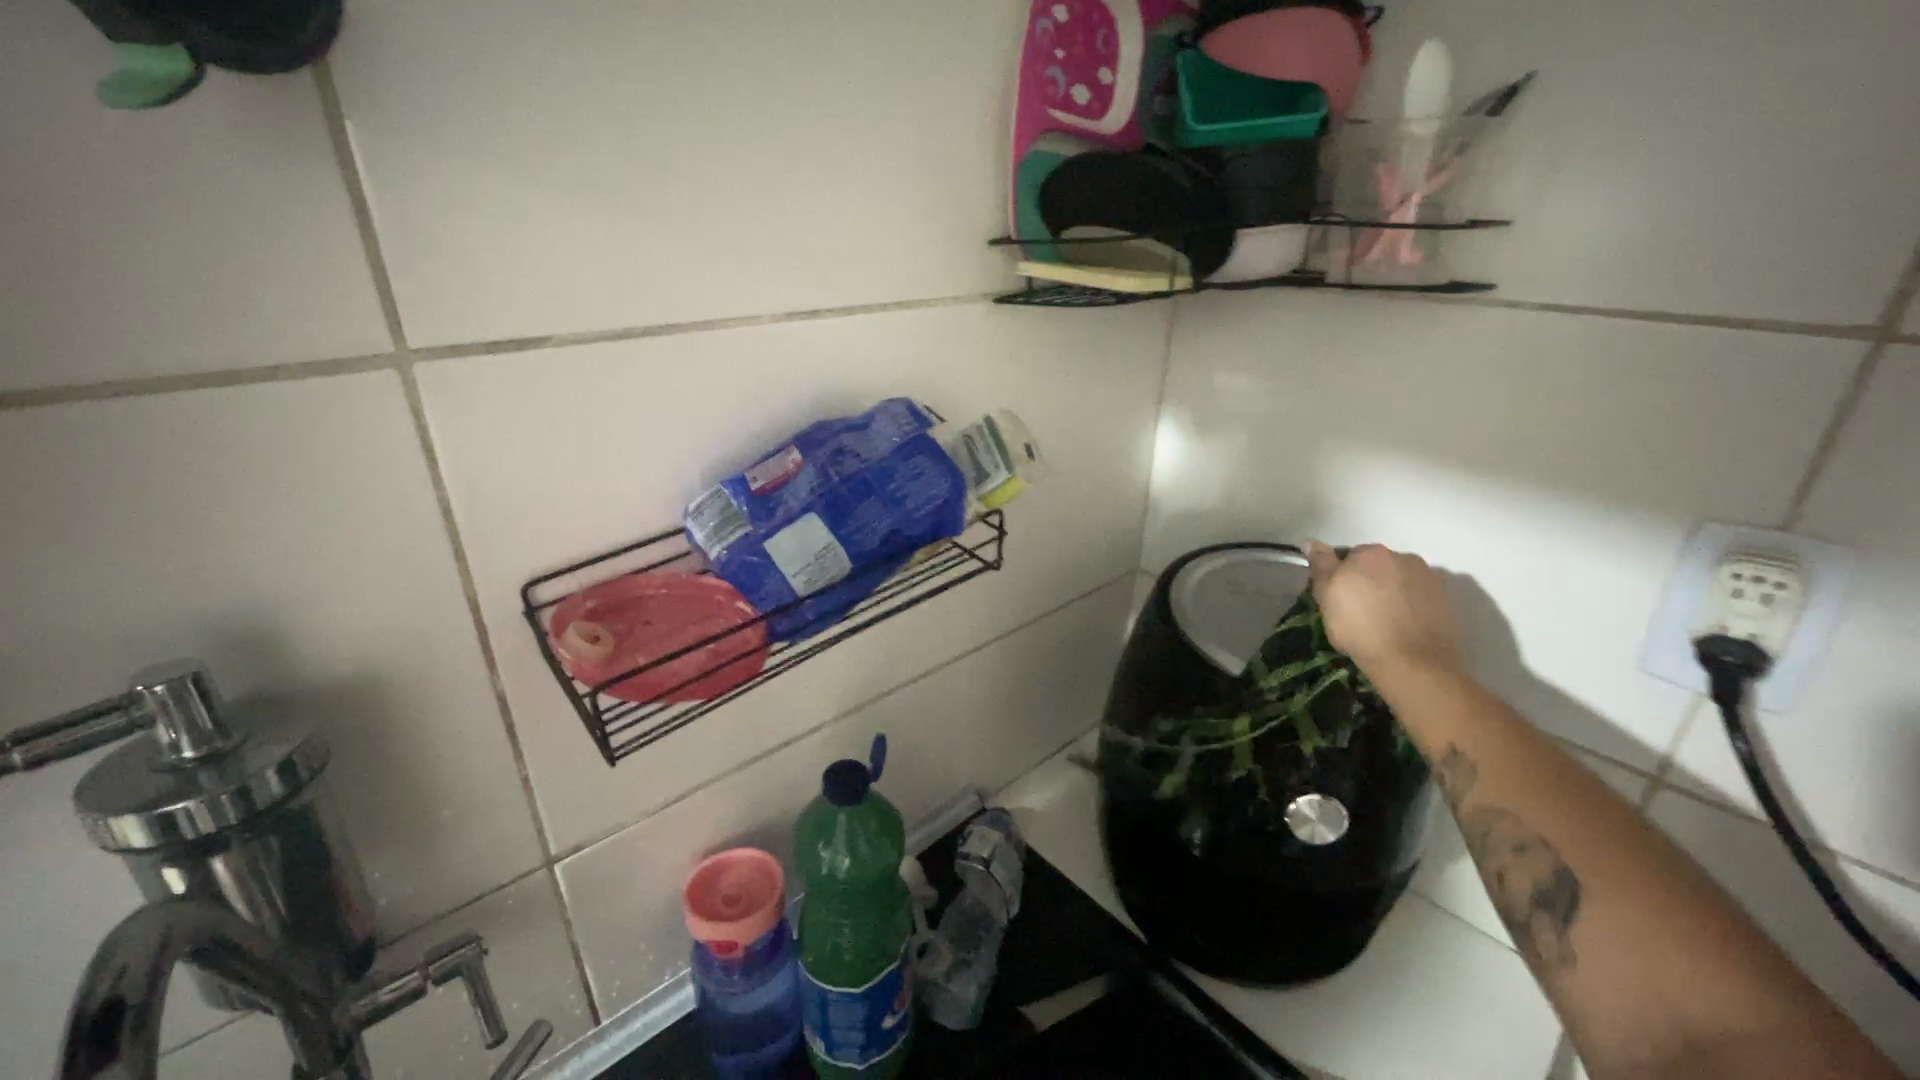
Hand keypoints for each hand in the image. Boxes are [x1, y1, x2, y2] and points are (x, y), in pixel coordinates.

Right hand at [1306, 541, 1464, 681]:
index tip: (1341, 600)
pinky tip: (1404, 628)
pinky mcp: (1446, 599)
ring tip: (1386, 622)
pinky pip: (1420, 597)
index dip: (1342, 579)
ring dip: (1392, 593)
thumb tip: (1310, 542)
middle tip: (1361, 612)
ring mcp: (1429, 577)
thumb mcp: (1328, 598)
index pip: (1350, 557)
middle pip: (1379, 566)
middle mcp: (1403, 557)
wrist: (1412, 661)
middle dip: (1370, 582)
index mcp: (1370, 553)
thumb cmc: (1359, 628)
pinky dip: (1412, 607)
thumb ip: (1321, 567)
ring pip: (1401, 581)